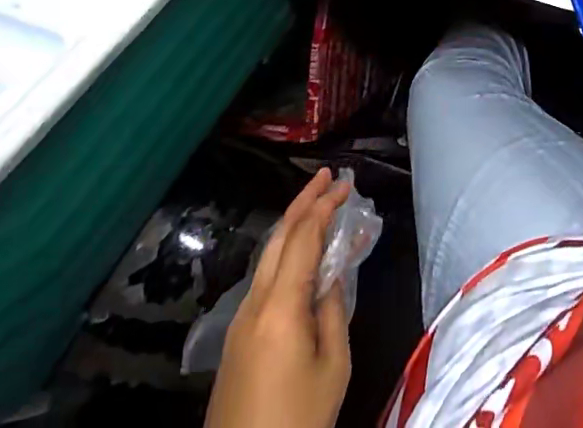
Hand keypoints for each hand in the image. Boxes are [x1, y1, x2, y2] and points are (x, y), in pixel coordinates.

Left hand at [206, 168, 352, 427]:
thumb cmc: (299, 418)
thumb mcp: (333, 365)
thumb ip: (333, 312)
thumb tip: (330, 278)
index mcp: (280, 307)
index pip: (303, 239)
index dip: (324, 206)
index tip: (345, 184)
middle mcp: (254, 305)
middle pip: (278, 239)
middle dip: (302, 202)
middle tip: (328, 178)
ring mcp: (240, 321)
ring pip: (268, 257)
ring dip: (294, 225)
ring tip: (319, 206)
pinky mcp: (237, 339)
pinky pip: (265, 280)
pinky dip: (287, 253)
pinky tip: (304, 255)